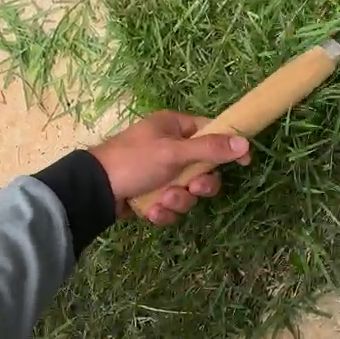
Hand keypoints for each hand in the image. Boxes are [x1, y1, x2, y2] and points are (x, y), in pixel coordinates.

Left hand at [89, 111, 252, 226]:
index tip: (244, 162)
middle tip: (194, 189)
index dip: (228, 147)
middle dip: (199, 185)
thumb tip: (245, 143)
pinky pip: (170, 205)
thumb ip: (210, 149)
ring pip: (187, 191)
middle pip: (203, 168)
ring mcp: (159, 173)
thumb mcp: (174, 152)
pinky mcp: (151, 195)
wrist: (94, 190)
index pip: (210, 131)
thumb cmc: (134, 161)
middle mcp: (169, 147)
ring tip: (162, 201)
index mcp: (174, 127)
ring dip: (178, 200)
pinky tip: (150, 211)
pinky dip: (163, 211)